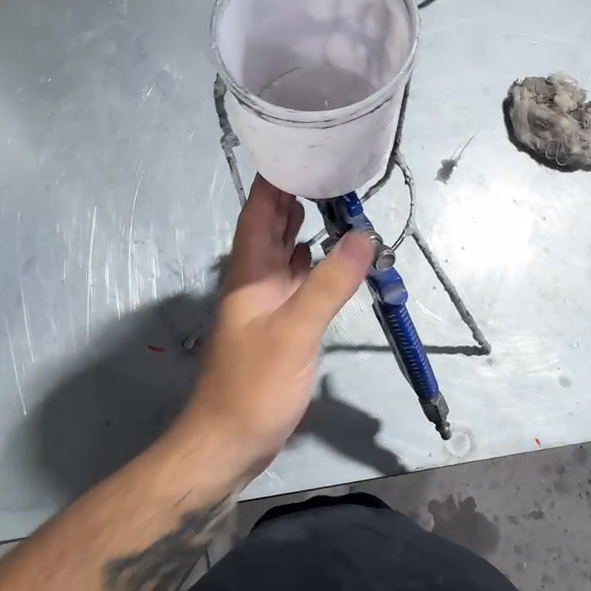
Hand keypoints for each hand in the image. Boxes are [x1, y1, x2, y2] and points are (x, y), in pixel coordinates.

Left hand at [175, 177, 371, 474]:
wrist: (227, 443)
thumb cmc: (254, 386)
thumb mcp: (295, 332)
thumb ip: (328, 283)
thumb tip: (363, 234)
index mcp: (250, 272)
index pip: (258, 210)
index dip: (276, 178)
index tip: (305, 147)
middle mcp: (254, 280)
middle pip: (271, 227)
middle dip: (296, 196)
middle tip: (333, 169)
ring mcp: (265, 305)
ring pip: (284, 254)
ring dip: (305, 228)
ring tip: (338, 203)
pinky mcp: (277, 327)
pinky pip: (295, 282)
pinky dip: (313, 264)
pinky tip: (330, 259)